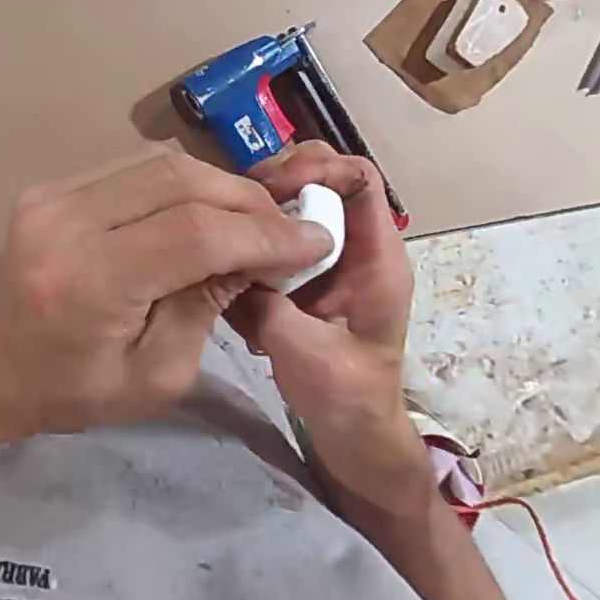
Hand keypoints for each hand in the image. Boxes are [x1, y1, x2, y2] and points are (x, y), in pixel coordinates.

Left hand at [0, 146, 338, 436]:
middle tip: (286, 228)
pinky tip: (200, 212)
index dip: (264, 233)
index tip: (315, 241)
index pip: (195, 233)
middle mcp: (63, 223)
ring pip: (158, 163)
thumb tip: (261, 250)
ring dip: (216, 187)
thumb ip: (209, 304)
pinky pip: (131, 167)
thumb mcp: (158, 373)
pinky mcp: (47, 188)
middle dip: (246, 201)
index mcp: (88, 282)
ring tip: (250, 220)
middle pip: (178, 181)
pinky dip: (178, 184)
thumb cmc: (72, 391)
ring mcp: (49, 196)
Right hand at [225, 142, 426, 511]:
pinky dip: (246, 236)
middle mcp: (350, 246)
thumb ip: (272, 311)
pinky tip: (228, 261)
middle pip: (321, 177)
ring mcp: (322, 258)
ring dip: (256, 207)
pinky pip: (270, 234)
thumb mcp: (311, 358)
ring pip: (290, 202)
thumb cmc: (348, 398)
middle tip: (236, 204)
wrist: (352, 432)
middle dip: (276, 180)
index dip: (317, 168)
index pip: (359, 178)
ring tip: (225, 229)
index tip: (268, 189)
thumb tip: (228, 268)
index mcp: (375, 258)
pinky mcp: (297, 273)